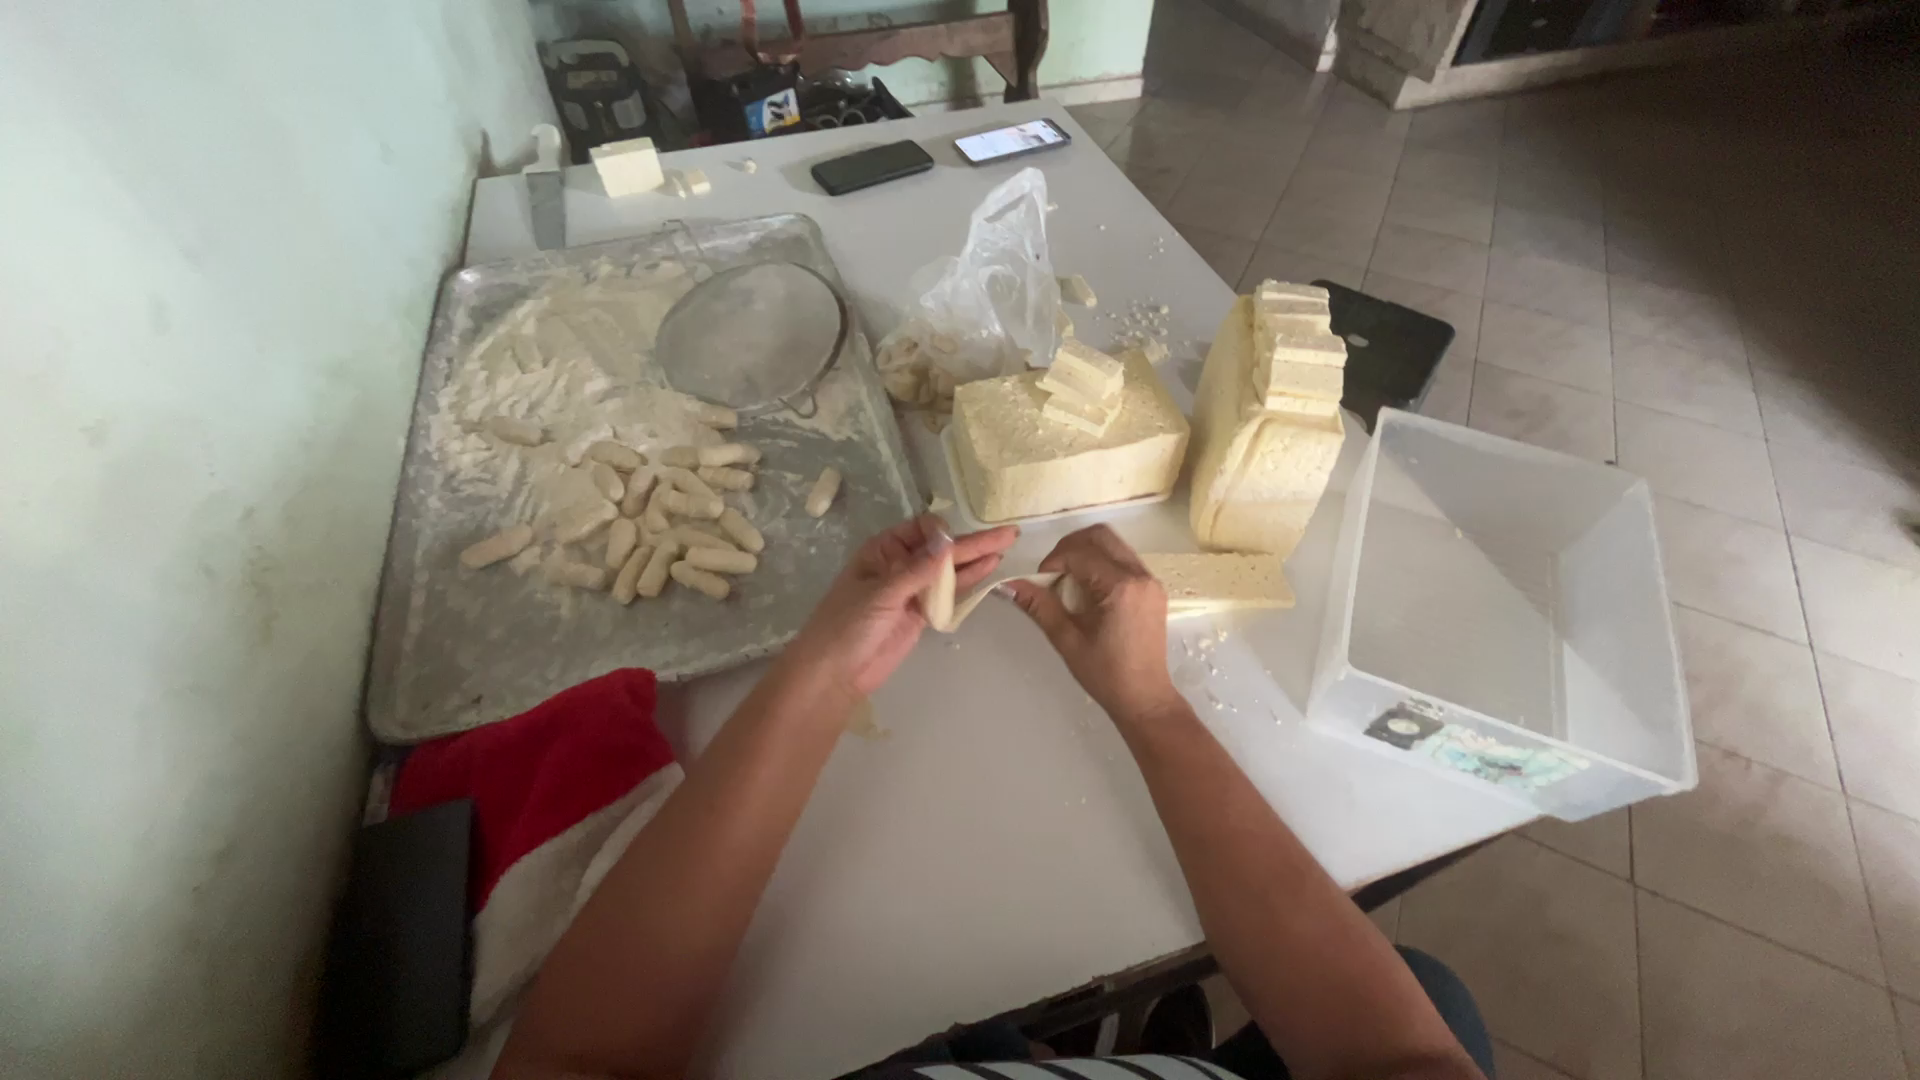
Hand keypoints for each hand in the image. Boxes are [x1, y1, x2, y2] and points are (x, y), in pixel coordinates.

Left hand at [784, 514, 1018, 697]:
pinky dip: (967, 581)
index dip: (942, 534)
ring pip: (948, 570)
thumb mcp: (880, 594)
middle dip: (972, 542)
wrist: (834, 673)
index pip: (920, 529)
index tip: (955, 547)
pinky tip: (988, 569)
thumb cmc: (846, 626)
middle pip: (940, 549)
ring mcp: (911, 589)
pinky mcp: (920, 612)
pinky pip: (947, 592)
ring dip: (976, 559)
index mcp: (882, 550)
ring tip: (1006, 547)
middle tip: (1007, 533)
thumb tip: (948, 543)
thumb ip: (916, 570)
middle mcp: (899, 564)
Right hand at [1005, 525, 1183, 724]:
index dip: (1053, 561)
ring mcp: (1151, 580)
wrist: (1144, 698)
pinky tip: (1087, 588)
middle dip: (1069, 546)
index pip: (1080, 553)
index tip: (1040, 581)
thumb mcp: (1067, 640)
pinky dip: (1101, 562)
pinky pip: (1123, 559)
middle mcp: (1140, 575)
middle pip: (1100, 535)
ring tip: (1068, 580)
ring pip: (1113, 544)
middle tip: (1052, 572)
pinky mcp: (1153, 588)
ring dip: (1086, 552)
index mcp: (1121, 588)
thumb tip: (1009, 585)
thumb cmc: (1105, 674)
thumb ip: (1040, 606)